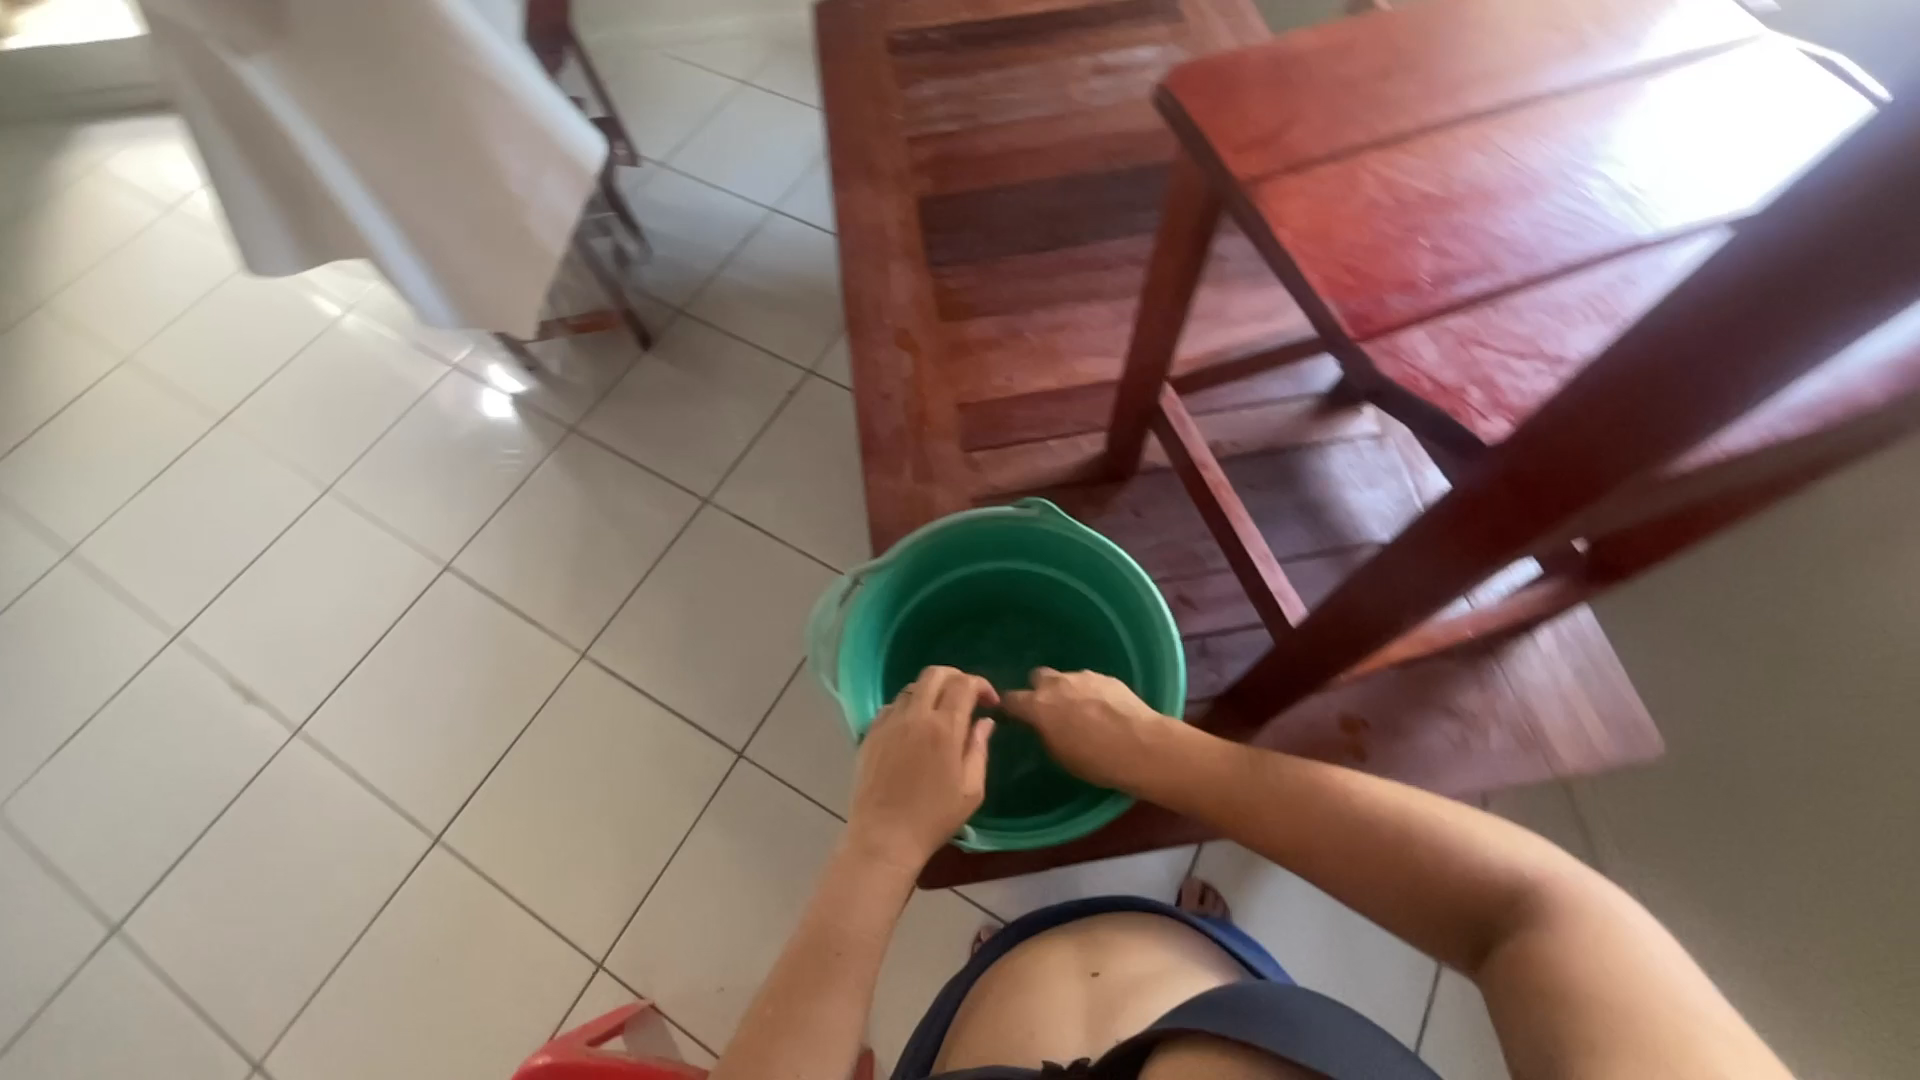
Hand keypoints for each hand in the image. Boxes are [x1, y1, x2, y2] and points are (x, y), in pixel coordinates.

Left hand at [845, 666, 996, 870]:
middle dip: (956, 677)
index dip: (981, 685)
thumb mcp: (971, 789)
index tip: (990, 703)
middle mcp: (915, 716)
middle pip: (935, 673)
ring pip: (912, 687)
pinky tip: (914, 729)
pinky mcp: (870, 733)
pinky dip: (908, 707)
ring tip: (941, 714)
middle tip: (967, 696)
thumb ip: (979, 748)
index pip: (964, 684)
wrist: (884, 837)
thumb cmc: (934, 818)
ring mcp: (888, 722)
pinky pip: (891, 706)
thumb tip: (985, 722)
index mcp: (944, 728)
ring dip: (931, 692)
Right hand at [1002, 667, 1177, 791]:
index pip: (1011, 699)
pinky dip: (1091, 693)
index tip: (1013, 716)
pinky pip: (1090, 682)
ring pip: (1066, 679)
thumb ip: (1045, 733)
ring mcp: (1084, 677)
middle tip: (1050, 710)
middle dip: (1039, 690)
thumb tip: (1043, 725)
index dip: (1010, 707)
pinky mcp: (1108, 677)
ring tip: (1082, 712)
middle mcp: (1057, 684)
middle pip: (1038, 677)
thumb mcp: (1060, 754)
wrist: (1141, 746)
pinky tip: (1104, 710)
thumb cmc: (1095, 760)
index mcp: (1038, 705)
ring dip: (1068, 691)